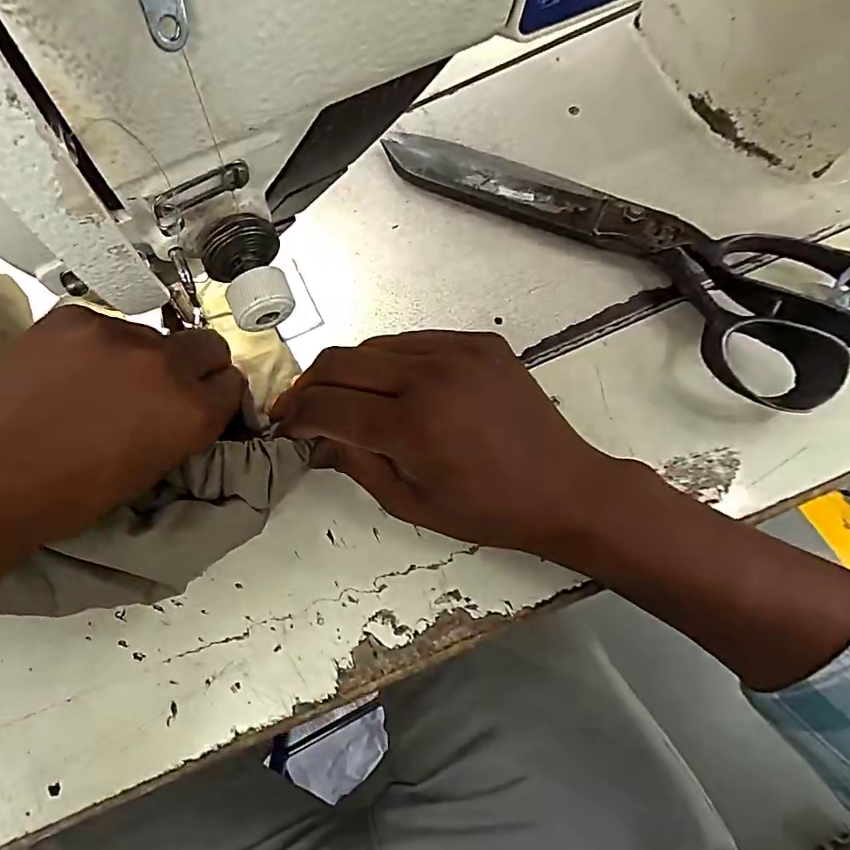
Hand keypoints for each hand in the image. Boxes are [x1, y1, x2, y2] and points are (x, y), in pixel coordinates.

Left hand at [0, 305, 244, 545]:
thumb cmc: (65, 497)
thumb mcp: (147, 473)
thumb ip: (180, 430)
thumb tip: (190, 408)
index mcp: (190, 412)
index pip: (232, 385)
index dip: (219, 396)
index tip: (206, 402)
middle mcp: (163, 365)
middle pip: (207, 346)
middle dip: (197, 366)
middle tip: (167, 389)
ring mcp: (114, 335)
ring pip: (152, 335)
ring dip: (143, 357)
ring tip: (105, 386)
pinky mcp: (71, 318)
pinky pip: (104, 325)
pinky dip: (98, 346)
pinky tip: (71, 373)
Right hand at [271, 330, 640, 557]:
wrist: (563, 488)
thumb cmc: (491, 509)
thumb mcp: (410, 502)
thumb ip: (354, 464)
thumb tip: (318, 439)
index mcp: (413, 425)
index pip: (326, 405)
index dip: (295, 416)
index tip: (287, 426)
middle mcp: (432, 376)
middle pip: (340, 361)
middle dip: (309, 386)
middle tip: (302, 409)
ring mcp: (459, 352)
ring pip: (374, 345)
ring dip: (348, 371)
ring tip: (346, 399)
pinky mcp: (479, 343)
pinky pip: (414, 340)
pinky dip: (390, 360)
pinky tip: (393, 387)